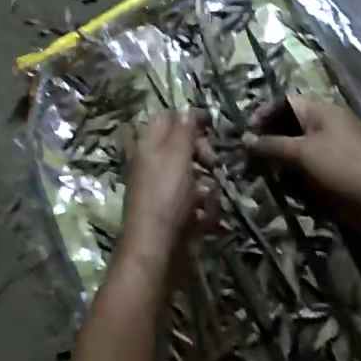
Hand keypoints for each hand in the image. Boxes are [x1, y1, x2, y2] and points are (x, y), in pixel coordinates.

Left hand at [118, 112, 212, 268]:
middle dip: (202, 155)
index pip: (166, 119)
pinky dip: (204, 211)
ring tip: (210, 199)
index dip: (188, 120)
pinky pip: (194, 205)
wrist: (155, 251)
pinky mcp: (172, 215)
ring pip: (193, 178)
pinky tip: (207, 220)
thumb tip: (185, 109)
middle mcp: (152, 165)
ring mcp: (161, 191)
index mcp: (149, 146)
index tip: (212, 128)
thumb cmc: (165, 198)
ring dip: (207, 187)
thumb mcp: (176, 157)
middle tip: (212, 165)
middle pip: (182, 148)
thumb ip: (182, 132)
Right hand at [246, 93, 360, 230]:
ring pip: (299, 152)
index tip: (247, 135)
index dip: (263, 115)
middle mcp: (329, 126)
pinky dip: (300, 181)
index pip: (284, 102)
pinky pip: (312, 172)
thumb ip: (270, 145)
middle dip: (270, 144)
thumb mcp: (302, 155)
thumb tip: (244, 140)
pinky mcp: (342, 175)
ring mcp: (337, 152)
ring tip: (271, 181)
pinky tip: (294, 195)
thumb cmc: (347, 172)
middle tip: (253, 163)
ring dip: (283, 166)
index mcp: (322, 111)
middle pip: (289, 127)